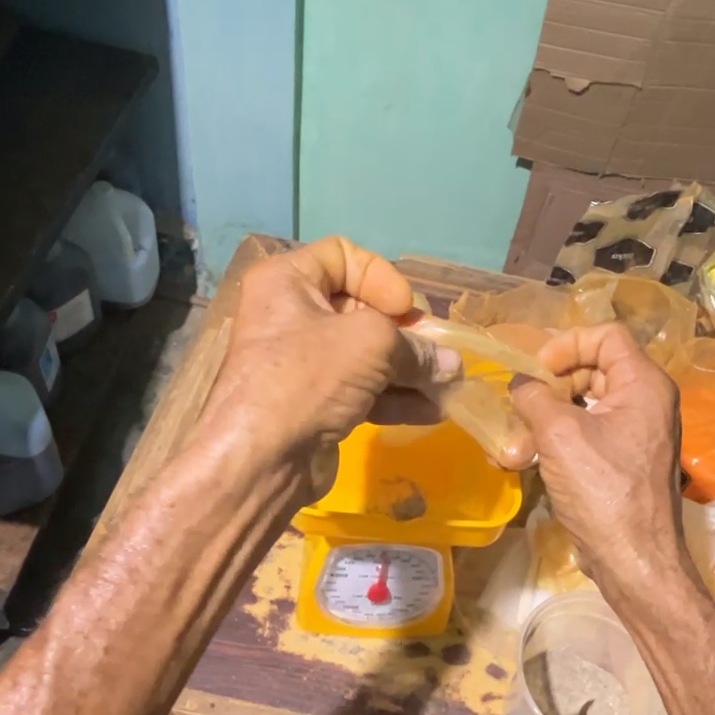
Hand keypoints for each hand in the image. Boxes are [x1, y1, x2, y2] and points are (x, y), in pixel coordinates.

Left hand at [196, 236, 452, 495]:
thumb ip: (416, 348)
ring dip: (410, 370)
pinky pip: (363, 391)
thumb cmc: (309, 376)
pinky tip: (432, 411)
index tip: (404, 308)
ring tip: (448, 385)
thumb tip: (451, 366)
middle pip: (360, 309)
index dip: (381, 277)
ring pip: (367, 357)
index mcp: (287, 282)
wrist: (263, 458)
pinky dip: (396, 398)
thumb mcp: (371, 343)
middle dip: (405, 332)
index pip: (342, 256)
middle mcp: (291, 317)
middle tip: (437, 352)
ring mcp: (303, 366)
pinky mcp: (316, 406)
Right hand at [511, 323, 691, 592]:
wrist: (633, 560)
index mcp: (644, 385)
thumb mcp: (559, 434)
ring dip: (544, 419)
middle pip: (592, 369)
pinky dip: (554, 442)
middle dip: (549, 387)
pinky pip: (585, 435)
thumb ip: (534, 396)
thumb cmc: (602, 490)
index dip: (566, 344)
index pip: (605, 336)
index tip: (536, 370)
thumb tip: (520, 383)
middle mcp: (646, 403)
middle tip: (521, 407)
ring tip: (513, 444)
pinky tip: (522, 460)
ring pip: (583, 406)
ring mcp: (635, 434)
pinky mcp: (621, 462)